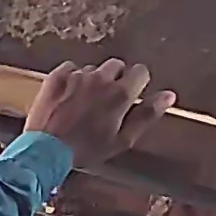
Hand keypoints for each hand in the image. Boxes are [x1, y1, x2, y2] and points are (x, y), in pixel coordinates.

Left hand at [23, 59, 176, 166]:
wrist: (46, 149)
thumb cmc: (87, 149)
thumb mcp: (123, 139)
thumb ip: (147, 114)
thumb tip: (168, 95)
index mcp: (120, 93)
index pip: (140, 71)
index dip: (137, 83)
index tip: (130, 95)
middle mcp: (100, 78)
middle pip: (116, 66)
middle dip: (115, 79)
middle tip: (105, 101)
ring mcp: (76, 75)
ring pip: (92, 69)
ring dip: (92, 80)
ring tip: (83, 103)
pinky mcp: (56, 76)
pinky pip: (70, 69)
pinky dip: (71, 79)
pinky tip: (66, 96)